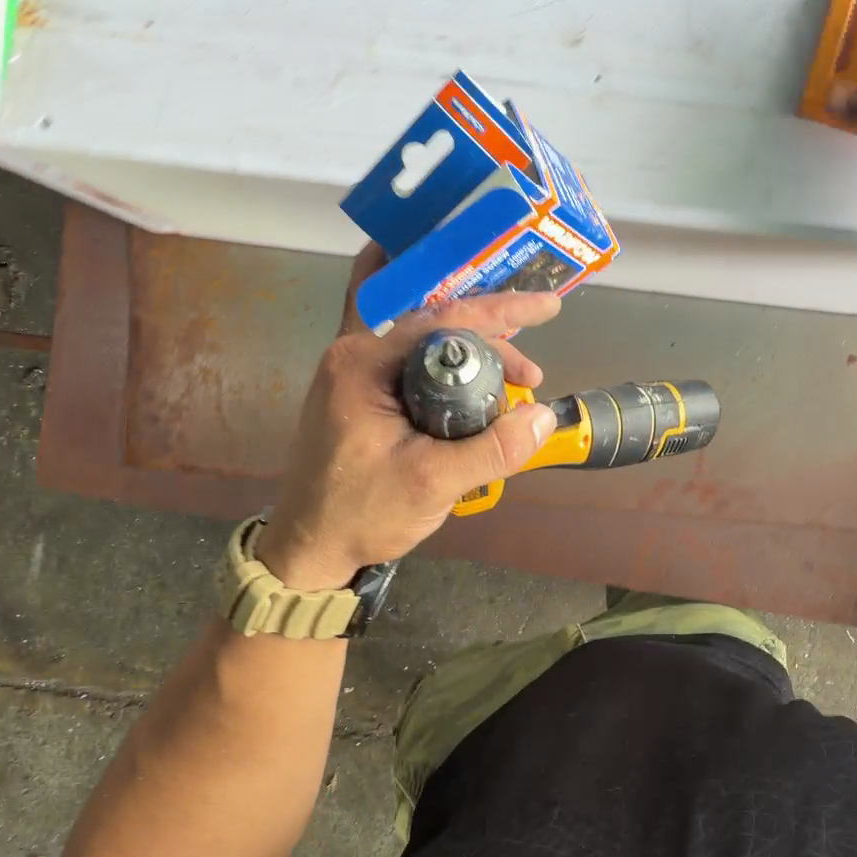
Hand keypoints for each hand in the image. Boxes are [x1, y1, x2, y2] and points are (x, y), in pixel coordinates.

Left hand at [255, 246, 560, 587]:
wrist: (307, 549)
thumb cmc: (361, 513)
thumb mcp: (433, 482)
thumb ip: (493, 449)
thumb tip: (544, 417)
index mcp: (363, 362)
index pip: (443, 318)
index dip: (502, 310)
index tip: (549, 307)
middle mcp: (356, 354)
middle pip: (437, 326)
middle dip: (491, 343)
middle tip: (530, 378)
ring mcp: (356, 374)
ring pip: (429, 347)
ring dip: (474, 362)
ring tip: (511, 393)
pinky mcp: (363, 396)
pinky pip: (417, 369)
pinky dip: (453, 377)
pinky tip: (477, 399)